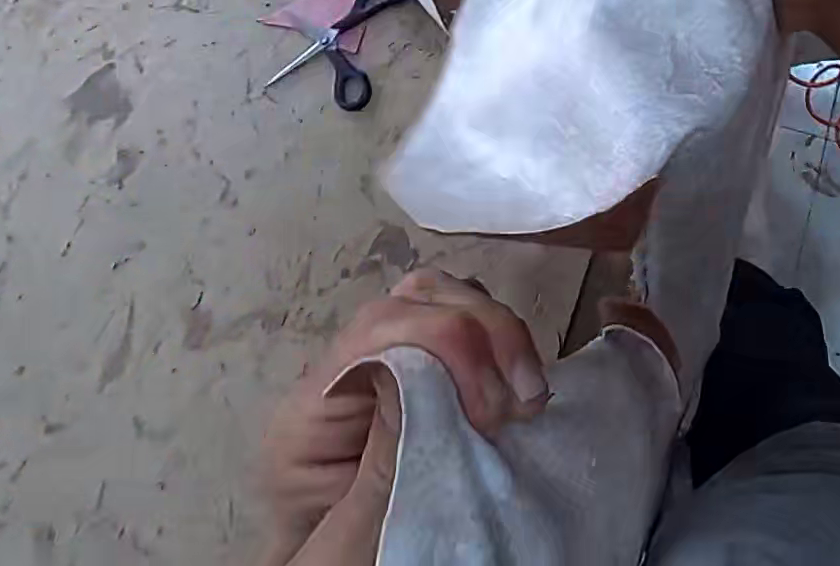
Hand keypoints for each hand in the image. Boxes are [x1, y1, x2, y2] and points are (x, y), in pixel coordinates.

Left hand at [259, 269, 550, 565]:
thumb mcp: (348, 544)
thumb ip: (381, 462)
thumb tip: (422, 368)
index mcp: (311, 411)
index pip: (379, 328)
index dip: (448, 345)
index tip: (493, 411)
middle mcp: (351, 369)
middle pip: (422, 298)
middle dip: (485, 331)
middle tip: (524, 398)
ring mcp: (397, 363)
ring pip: (455, 298)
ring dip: (503, 335)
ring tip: (528, 396)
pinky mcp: (437, 371)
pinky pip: (477, 326)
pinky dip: (508, 345)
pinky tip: (523, 387)